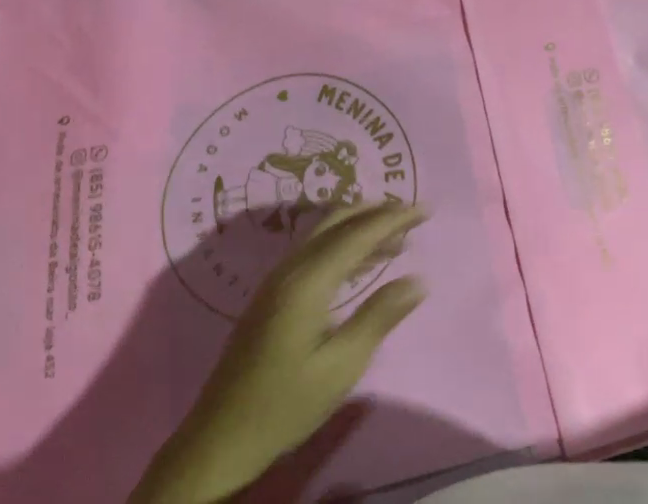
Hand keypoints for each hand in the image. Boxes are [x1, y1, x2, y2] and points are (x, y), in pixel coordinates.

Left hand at [130, 203, 427, 503]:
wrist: (221, 437)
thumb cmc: (287, 404)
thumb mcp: (342, 366)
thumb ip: (379, 316)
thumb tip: (418, 280)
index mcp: (306, 282)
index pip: (357, 234)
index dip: (393, 218)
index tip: (425, 209)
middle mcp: (289, 270)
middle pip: (336, 222)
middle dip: (376, 213)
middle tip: (413, 215)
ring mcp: (276, 282)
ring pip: (323, 235)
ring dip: (360, 228)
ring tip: (398, 239)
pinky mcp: (272, 296)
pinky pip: (314, 252)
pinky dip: (344, 246)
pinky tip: (363, 265)